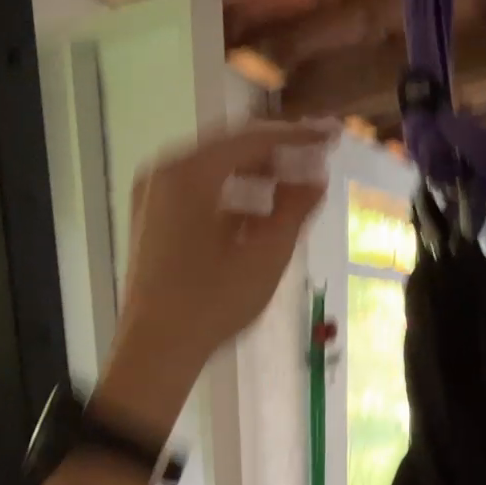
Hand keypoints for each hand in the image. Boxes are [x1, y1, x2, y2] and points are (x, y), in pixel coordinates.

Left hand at [99, 121, 336, 425]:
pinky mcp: (152, 220)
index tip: (333, 136)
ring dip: (257, 179)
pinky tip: (260, 218)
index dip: (298, 136)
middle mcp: (165, 173)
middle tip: (318, 160)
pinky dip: (234, 198)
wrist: (157, 348)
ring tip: (295, 192)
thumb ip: (295, 209)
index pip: (253, 139)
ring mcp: (153, 196)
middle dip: (277, 156)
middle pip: (231, 150)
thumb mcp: (265, 256)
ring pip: (215, 173)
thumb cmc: (214, 302)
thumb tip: (317, 178)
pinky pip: (200, 194)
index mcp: (190, 173)